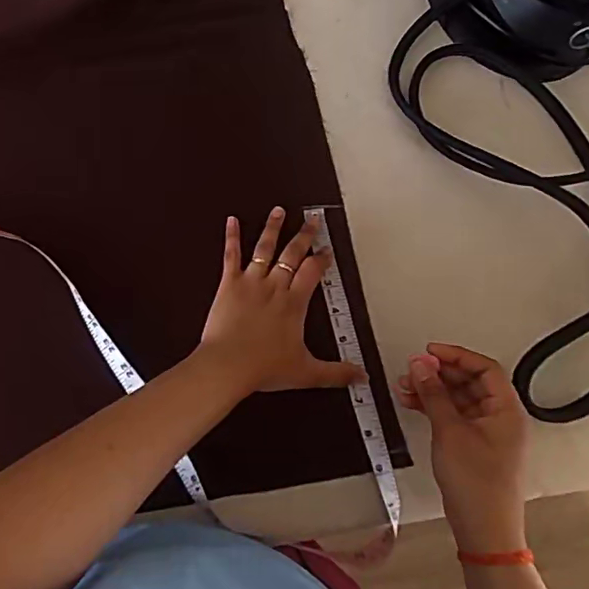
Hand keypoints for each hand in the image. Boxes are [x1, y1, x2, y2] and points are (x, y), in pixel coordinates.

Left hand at [193, 208, 365, 395]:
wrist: (228, 364)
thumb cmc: (263, 366)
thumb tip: (359, 377)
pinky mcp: (228, 284)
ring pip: (264, 248)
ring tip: (278, 211)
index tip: (327, 250)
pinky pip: (230, 255)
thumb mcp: (306, 372)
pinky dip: (231, 237)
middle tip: (311, 221)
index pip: (314, 272)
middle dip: (303, 235)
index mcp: (294, 304)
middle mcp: (274, 287)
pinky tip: (231, 221)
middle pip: (292, 254)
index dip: (321, 258)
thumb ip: (336, 373)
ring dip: (272, 228)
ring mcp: (250, 282)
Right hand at [395, 343, 529, 552]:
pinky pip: (452, 412)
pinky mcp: (472, 442)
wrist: (483, 525)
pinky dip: (432, 404)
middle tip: (412, 369)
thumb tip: (421, 363)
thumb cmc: (476, 482)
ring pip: (458, 396)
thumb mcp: (449, 430)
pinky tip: (412, 402)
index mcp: (506, 411)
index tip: (428, 351)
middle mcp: (500, 417)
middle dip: (439, 372)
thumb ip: (433, 393)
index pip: (485, 369)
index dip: (456, 356)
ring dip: (432, 388)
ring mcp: (486, 430)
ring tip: (405, 386)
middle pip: (470, 381)